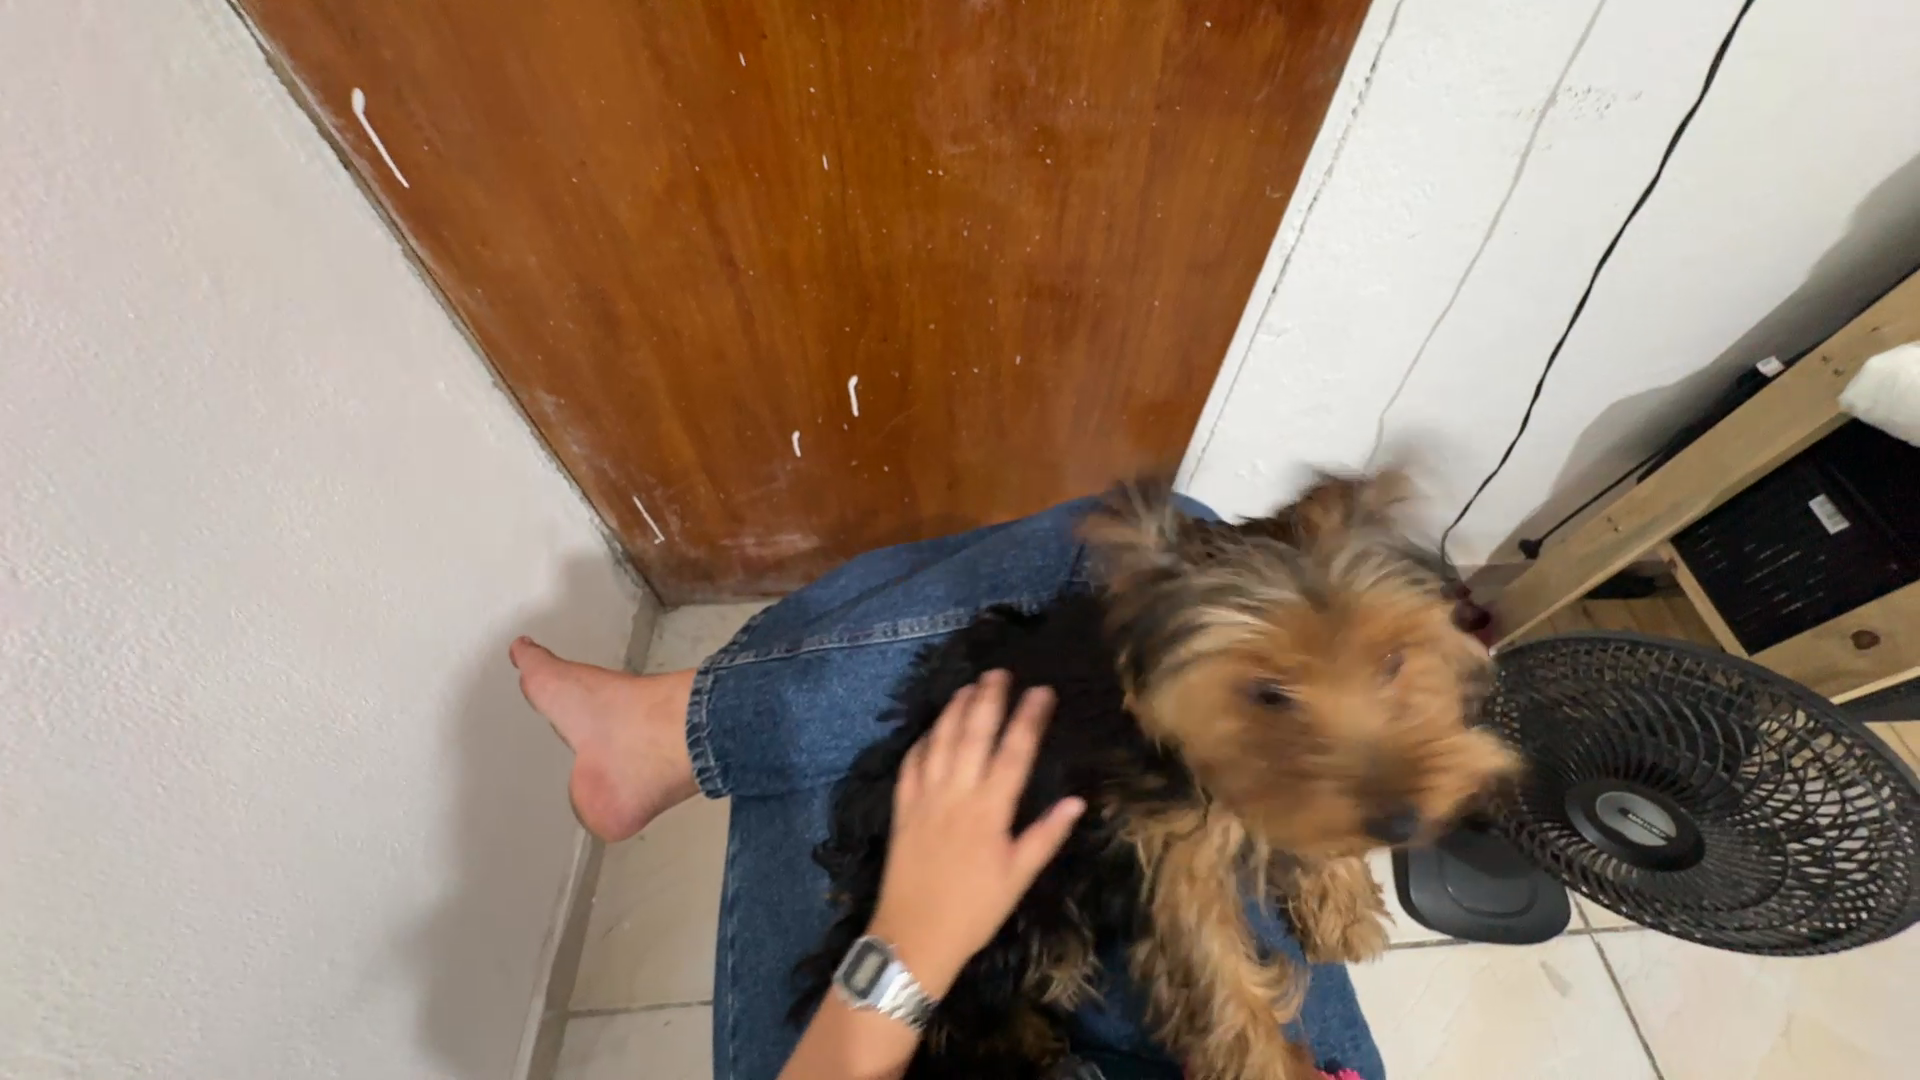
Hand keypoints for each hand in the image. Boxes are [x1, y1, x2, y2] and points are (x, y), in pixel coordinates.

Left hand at [867, 671, 1083, 998]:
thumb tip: (1078, 800)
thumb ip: (1046, 835)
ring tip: (969, 686)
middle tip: (999, 672)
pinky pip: (911, 762)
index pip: (1015, 751)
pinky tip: (932, 727)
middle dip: (989, 699)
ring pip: (941, 741)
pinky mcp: (901, 806)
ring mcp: (925, 797)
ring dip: (955, 709)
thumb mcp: (1018, 878)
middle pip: (974, 734)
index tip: (1042, 690)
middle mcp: (957, 794)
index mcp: (990, 810)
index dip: (1029, 717)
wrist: (913, 937)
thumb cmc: (975, 910)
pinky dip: (923, 739)